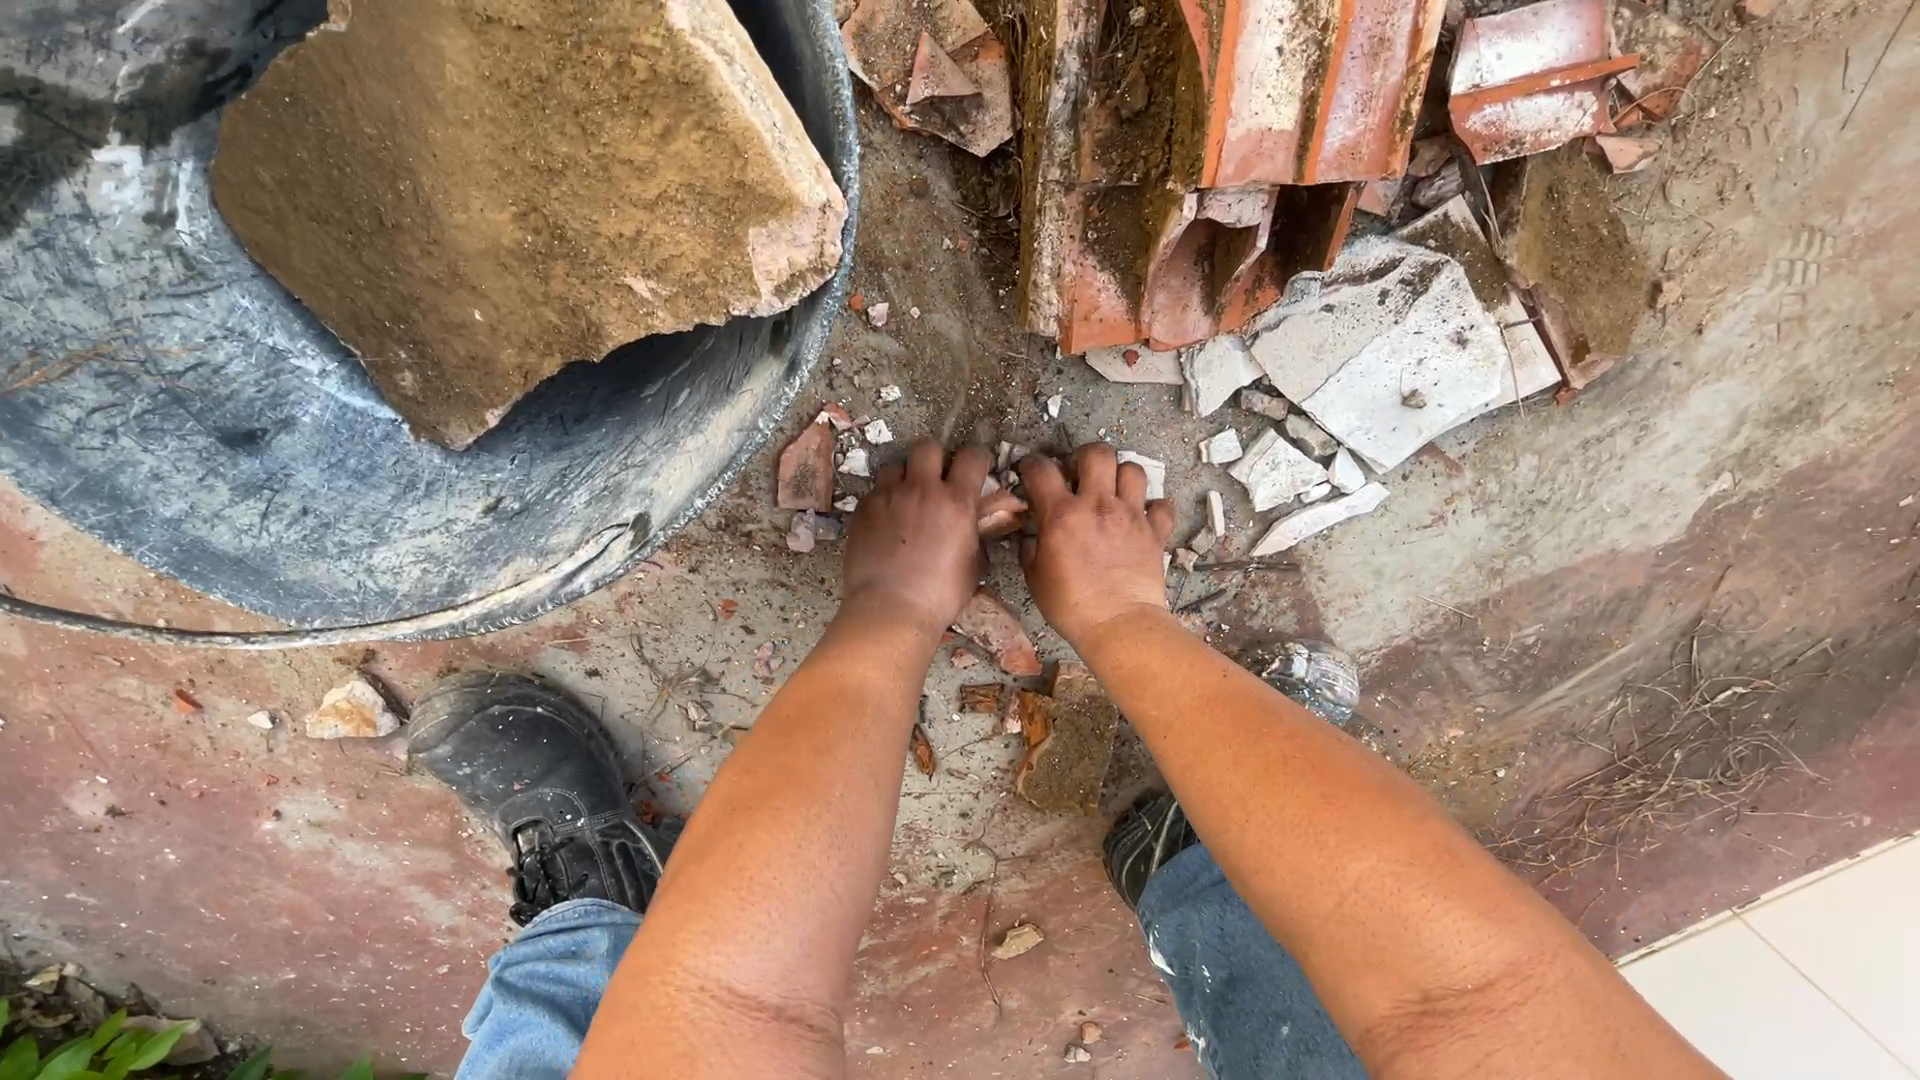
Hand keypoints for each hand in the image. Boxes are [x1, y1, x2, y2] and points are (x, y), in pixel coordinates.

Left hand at [841, 440, 992, 636]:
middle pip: (927, 446)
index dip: (976, 459)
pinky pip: (876, 491)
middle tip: (936, 480)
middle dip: (934, 458)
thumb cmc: (941, 594)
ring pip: (896, 466)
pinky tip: (887, 522)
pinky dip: (884, 500)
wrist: (891, 609)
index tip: (975, 470)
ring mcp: (888, 497)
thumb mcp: (974, 564)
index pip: (971, 456)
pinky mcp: (863, 509)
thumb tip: (978, 523)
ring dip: (904, 478)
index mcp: (956, 501)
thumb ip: (977, 534)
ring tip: (906, 501)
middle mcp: (921, 489)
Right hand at [1018, 443, 1174, 647]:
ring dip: (1120, 476)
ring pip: (1133, 470)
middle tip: (1079, 474)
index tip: (1031, 471)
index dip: (1032, 464)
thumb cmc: (1071, 606)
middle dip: (1084, 456)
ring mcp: (1131, 516)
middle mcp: (1098, 505)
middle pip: (1097, 453)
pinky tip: (1143, 516)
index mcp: (1062, 515)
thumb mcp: (1036, 578)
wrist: (1118, 624)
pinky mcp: (1155, 532)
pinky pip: (1162, 506)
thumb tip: (1031, 537)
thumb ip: (1032, 549)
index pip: (1042, 469)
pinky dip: (1154, 507)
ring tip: (1113, 491)